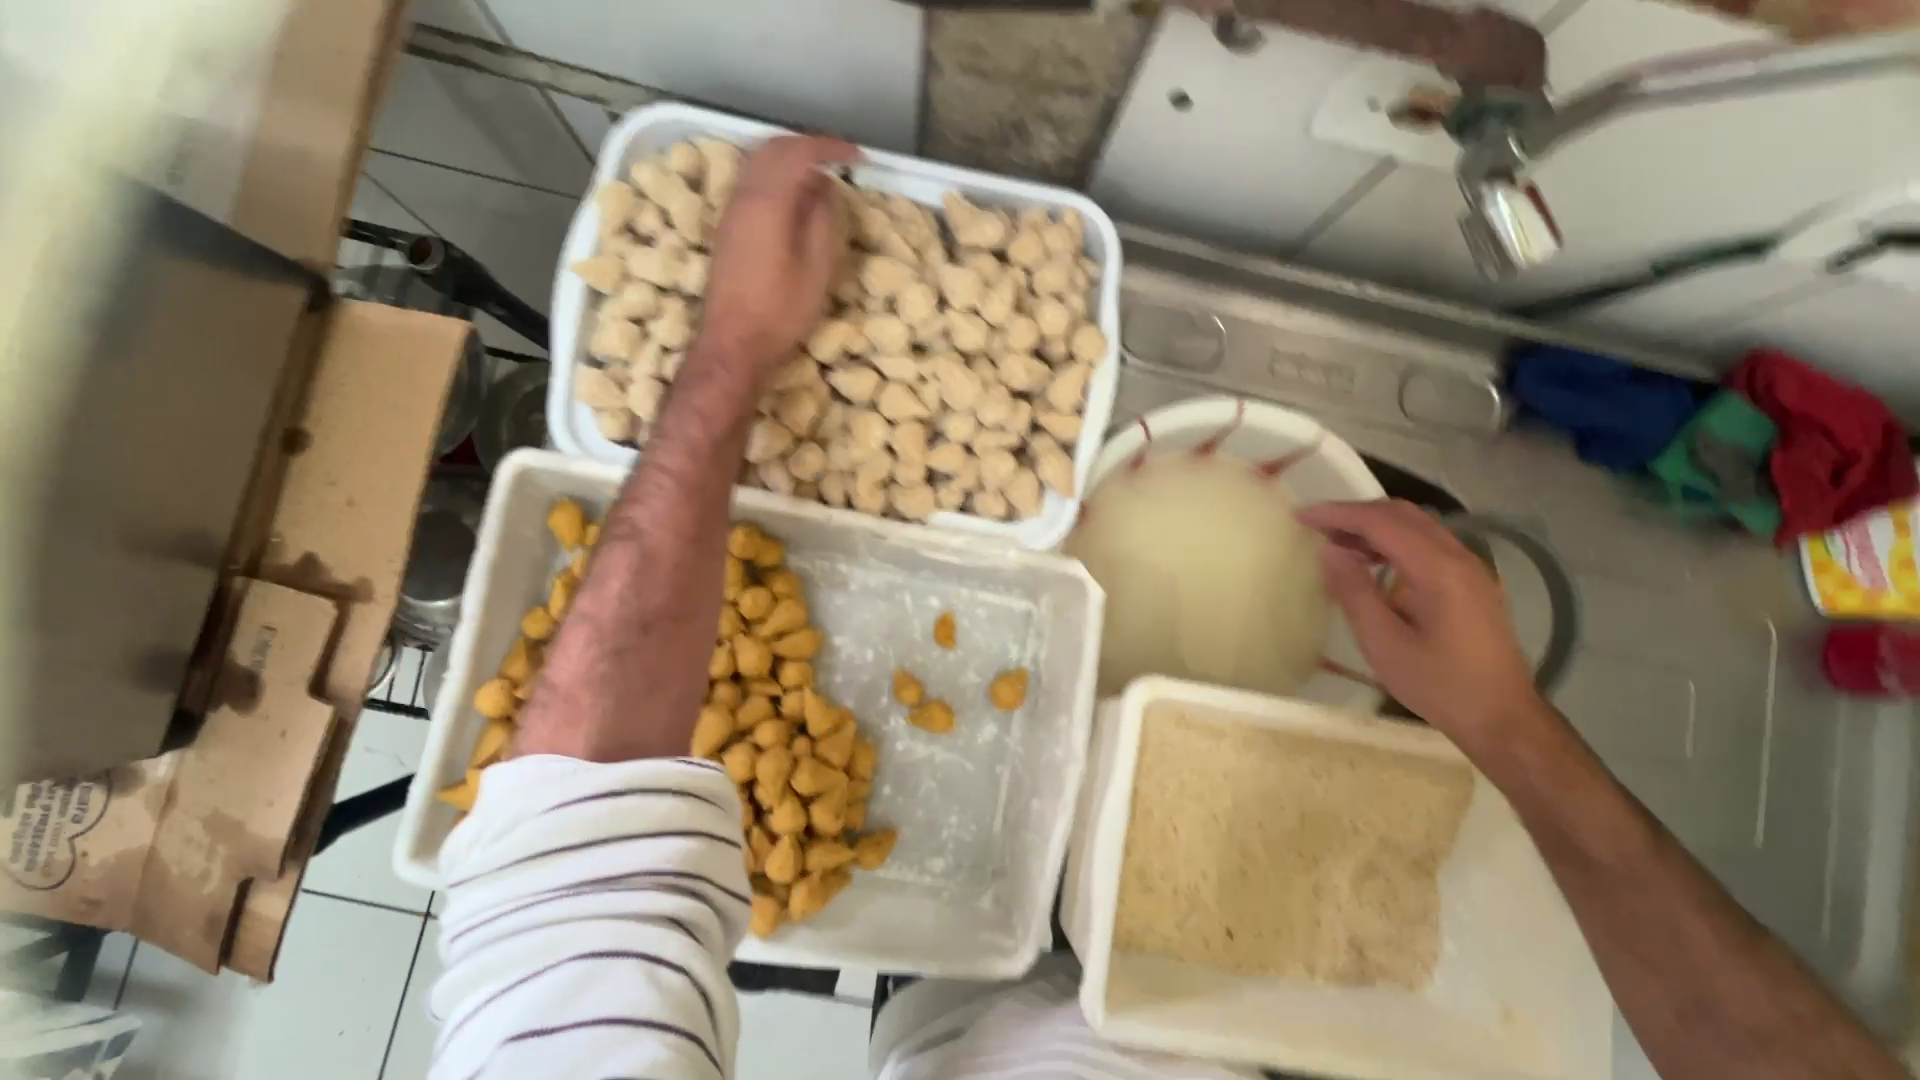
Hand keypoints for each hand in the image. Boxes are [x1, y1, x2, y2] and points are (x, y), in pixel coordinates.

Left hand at [699, 134, 858, 382]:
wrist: (733, 343)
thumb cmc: (780, 312)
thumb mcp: (817, 268)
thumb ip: (822, 219)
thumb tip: (825, 187)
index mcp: (767, 202)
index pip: (800, 153)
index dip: (831, 148)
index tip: (859, 158)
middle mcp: (743, 196)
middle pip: (773, 148)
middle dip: (808, 145)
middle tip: (839, 158)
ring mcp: (730, 211)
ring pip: (758, 162)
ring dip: (789, 158)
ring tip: (819, 174)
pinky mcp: (727, 228)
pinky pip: (751, 182)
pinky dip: (775, 175)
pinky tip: (794, 197)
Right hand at [1297, 499, 1547, 750]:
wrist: (1502, 717)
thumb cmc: (1439, 684)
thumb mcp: (1384, 643)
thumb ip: (1354, 592)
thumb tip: (1329, 551)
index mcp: (1437, 569)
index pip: (1381, 522)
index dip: (1338, 513)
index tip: (1301, 515)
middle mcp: (1458, 557)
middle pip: (1402, 514)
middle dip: (1355, 513)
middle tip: (1315, 526)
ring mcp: (1470, 568)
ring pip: (1417, 526)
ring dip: (1374, 526)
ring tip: (1336, 544)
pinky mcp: (1471, 582)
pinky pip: (1428, 544)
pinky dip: (1394, 541)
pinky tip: (1371, 563)